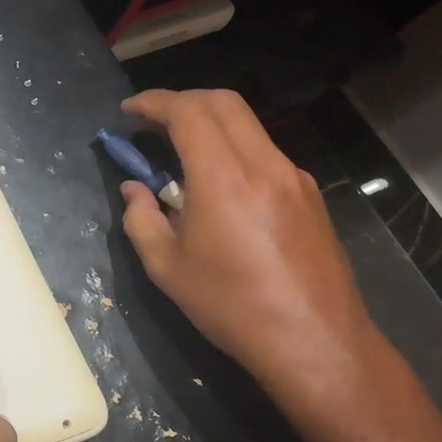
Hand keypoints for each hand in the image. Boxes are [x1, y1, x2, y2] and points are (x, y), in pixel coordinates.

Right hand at [117, 89, 380, 427]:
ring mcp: (293, 178)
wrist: (314, 340)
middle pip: (223, 102)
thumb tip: (135, 189)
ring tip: (178, 153)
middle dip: (182, 101)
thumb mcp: (166, 267)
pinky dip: (232, 149)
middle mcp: (263, 165)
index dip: (153, 103)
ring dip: (209, 124)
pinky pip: (264, 153)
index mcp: (223, 178)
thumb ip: (142, 218)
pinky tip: (217, 185)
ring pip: (248, 125)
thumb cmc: (229, 305)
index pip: (188, 113)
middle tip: (150, 122)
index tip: (127, 111)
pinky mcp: (308, 196)